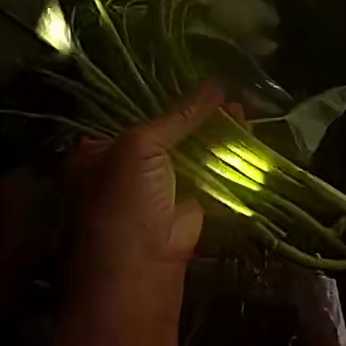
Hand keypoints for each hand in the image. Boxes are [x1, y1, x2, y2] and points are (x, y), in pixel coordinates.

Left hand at [66, 84, 224, 297]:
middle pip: (170, 129)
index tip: (194, 77)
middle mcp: (129, 164)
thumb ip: (179, 115)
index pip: (136, 112)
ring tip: (239, 109)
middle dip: (198, 112)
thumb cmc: (123, 200)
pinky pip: (210, 169)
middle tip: (224, 93)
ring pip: (193, 148)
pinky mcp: (189, 201)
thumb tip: (216, 86)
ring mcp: (161, 184)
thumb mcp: (141, 146)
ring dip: (216, 130)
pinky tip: (244, 133)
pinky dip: (227, 153)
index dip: (166, 95)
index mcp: (102, 150)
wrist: (138, 269)